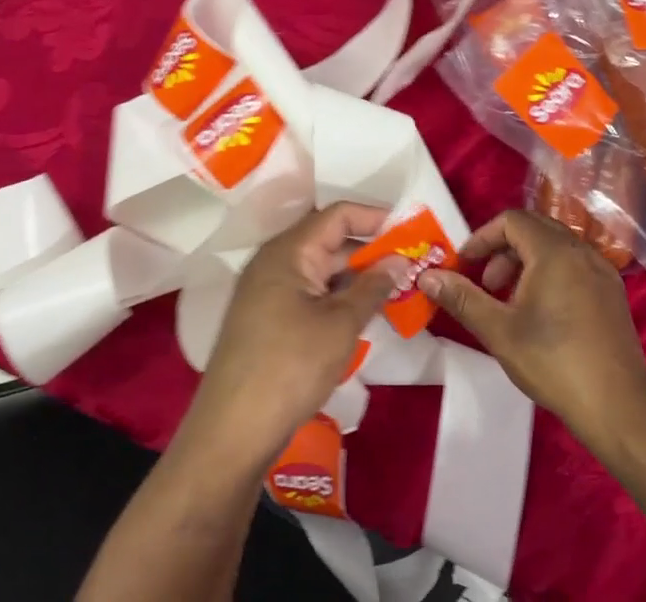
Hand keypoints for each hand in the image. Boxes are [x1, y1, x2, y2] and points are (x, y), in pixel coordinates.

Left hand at [189, 203, 411, 460]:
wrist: (233, 432)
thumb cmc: (291, 367)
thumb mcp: (342, 324)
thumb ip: (374, 286)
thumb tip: (400, 259)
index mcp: (287, 252)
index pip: (338, 215)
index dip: (375, 217)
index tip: (411, 230)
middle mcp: (273, 263)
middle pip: (328, 239)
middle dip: (371, 248)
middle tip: (412, 261)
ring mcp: (266, 292)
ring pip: (321, 268)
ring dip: (357, 275)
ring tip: (397, 286)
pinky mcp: (267, 319)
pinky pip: (310, 292)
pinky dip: (338, 295)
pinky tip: (365, 311)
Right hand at [419, 210, 645, 440]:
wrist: (616, 402)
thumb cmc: (553, 362)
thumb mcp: (499, 331)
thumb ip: (463, 298)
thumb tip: (427, 277)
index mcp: (555, 251)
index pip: (513, 220)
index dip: (482, 237)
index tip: (464, 265)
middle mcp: (582, 251)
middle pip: (536, 229)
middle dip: (504, 250)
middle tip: (487, 285)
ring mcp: (603, 270)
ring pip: (558, 248)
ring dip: (527, 263)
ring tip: (510, 303)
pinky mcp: (613, 292)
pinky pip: (576, 266)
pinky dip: (552, 274)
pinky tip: (543, 314)